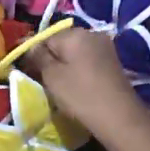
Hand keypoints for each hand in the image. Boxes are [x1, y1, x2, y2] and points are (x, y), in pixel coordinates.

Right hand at [27, 27, 149, 142]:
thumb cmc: (80, 94)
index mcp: (75, 33)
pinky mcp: (113, 62)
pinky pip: (88, 61)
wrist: (118, 116)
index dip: (36, 55)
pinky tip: (78, 86)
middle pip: (62, 44)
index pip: (45, 38)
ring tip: (62, 87)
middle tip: (46, 82)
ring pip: (76, 53)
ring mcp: (105, 47)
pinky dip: (80, 71)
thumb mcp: (52, 76)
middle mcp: (92, 34)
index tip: (31, 74)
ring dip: (67, 66)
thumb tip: (31, 46)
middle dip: (53, 60)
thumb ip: (39, 57)